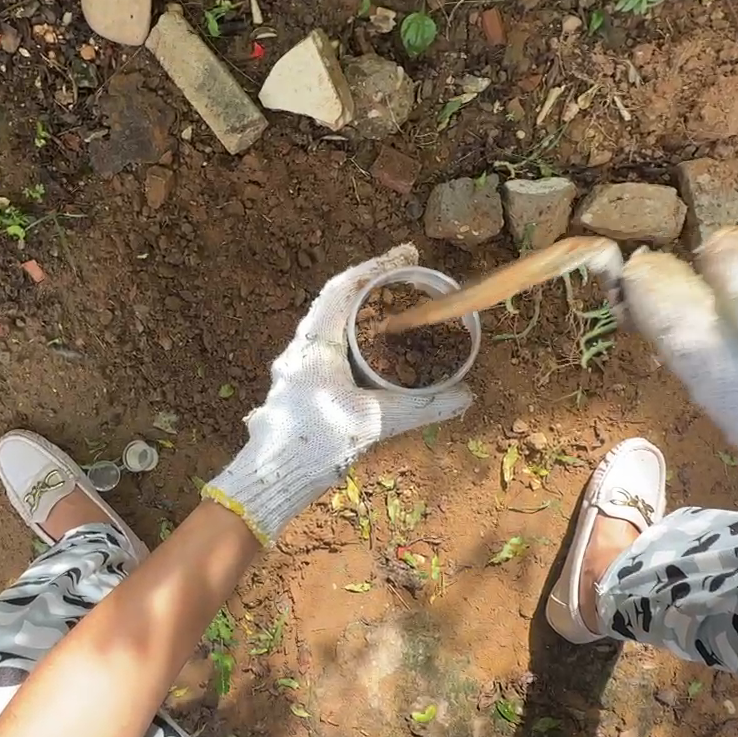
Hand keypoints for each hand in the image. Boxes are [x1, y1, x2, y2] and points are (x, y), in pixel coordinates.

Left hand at [204, 244, 472, 544]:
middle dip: (373, 289)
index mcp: (314, 344)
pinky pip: (329, 350)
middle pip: (337, 303)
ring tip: (397, 315)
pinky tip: (376, 358)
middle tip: (408, 283)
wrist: (270, 480)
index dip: (376, 267)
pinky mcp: (300, 389)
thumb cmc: (314, 443)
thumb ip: (421, 407)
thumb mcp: (373, 422)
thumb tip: (467, 397)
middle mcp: (301, 349)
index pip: (343, 287)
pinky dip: (355, 343)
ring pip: (332, 328)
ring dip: (362, 317)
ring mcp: (297, 369)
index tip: (407, 255)